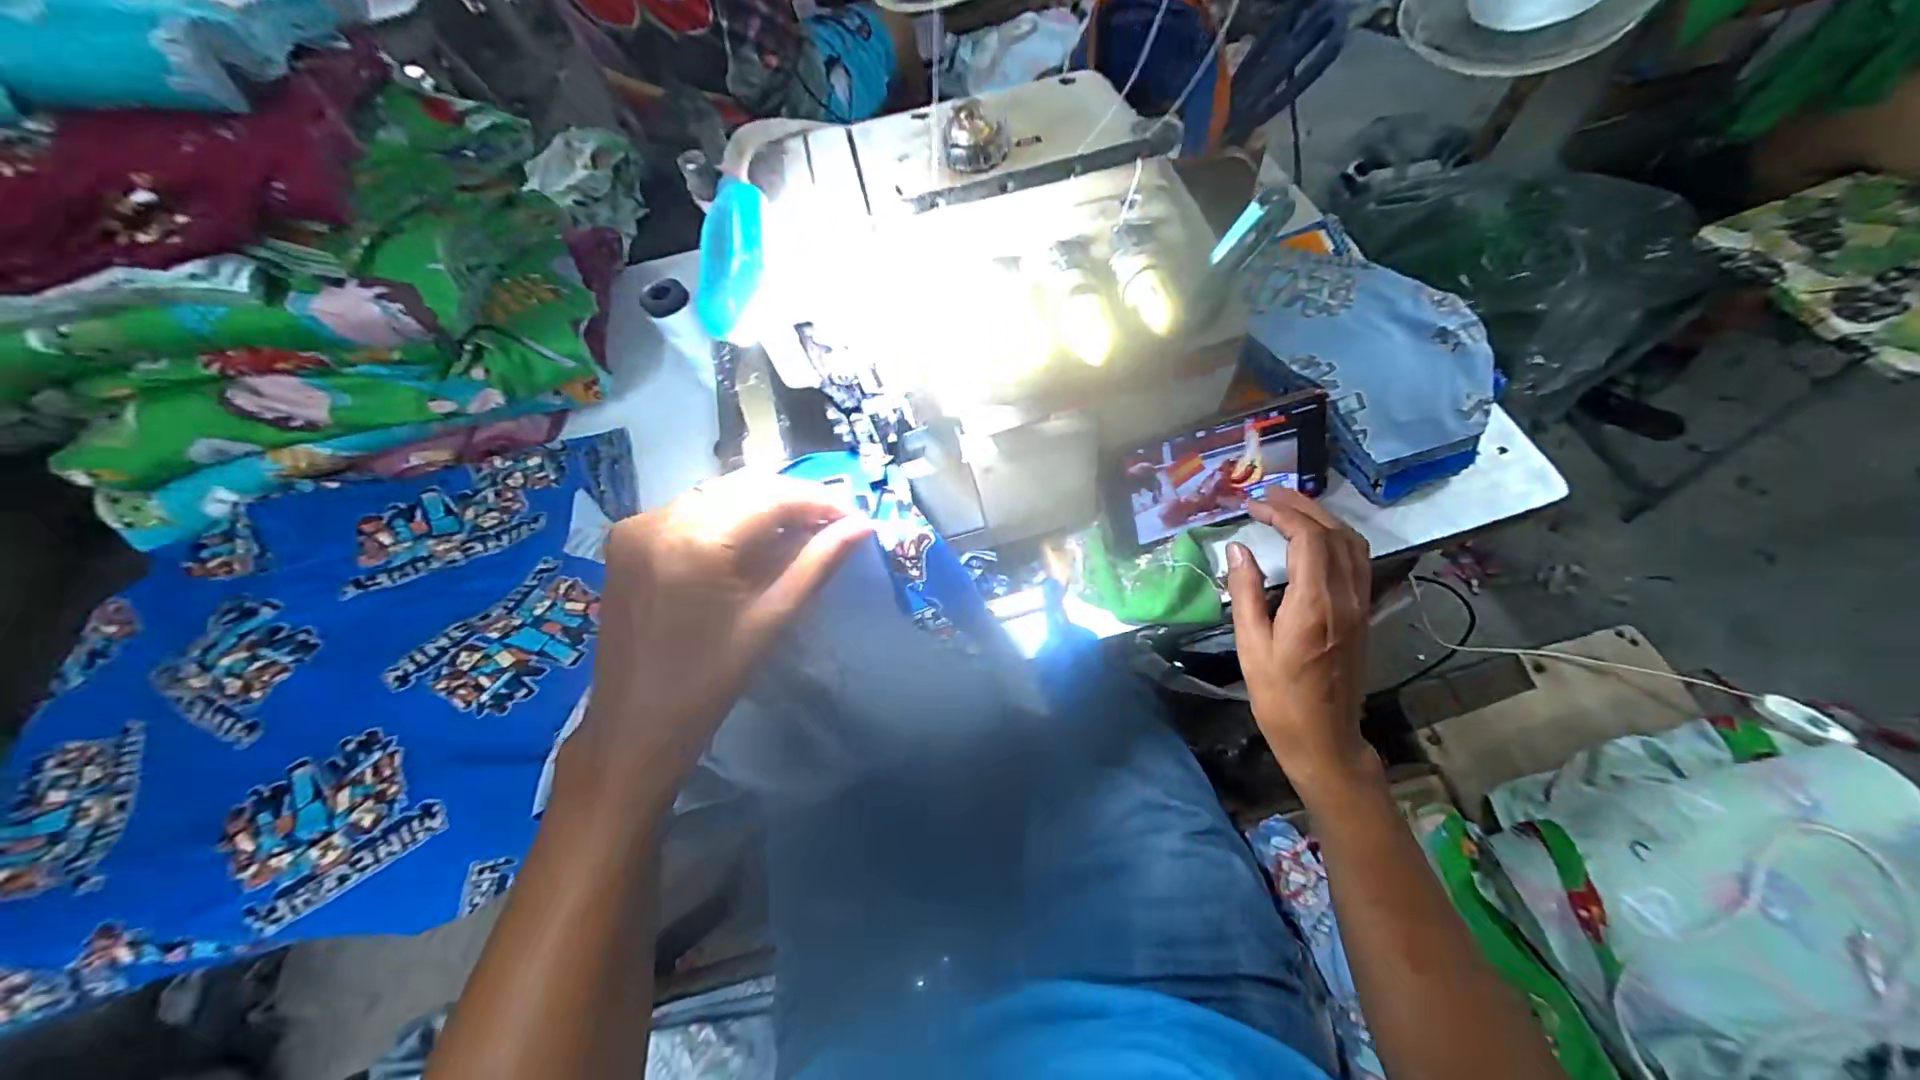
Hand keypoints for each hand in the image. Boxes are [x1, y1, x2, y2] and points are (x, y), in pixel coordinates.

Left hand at [568, 473, 872, 792]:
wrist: (634, 725)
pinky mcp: (627, 539)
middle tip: (833, 523)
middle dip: (793, 500)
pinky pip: (690, 510)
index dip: (819, 501)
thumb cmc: (710, 681)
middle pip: (743, 487)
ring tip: (800, 532)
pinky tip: (752, 541)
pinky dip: (728, 517)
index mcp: (697, 541)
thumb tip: (862, 526)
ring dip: (762, 505)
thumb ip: (818, 564)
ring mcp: (638, 525)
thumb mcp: (772, 619)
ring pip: (717, 494)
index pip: (772, 497)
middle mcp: (661, 518)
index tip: (855, 517)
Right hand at [1223, 488, 1375, 793]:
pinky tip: (1315, 540)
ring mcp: (1361, 605)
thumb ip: (1246, 593)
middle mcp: (1346, 598)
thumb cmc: (1279, 697)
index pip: (1308, 539)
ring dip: (1324, 519)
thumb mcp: (1251, 646)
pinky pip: (1358, 562)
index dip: (1281, 514)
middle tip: (1270, 494)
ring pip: (1353, 545)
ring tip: (1292, 508)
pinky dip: (1337, 539)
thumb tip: (1238, 549)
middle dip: (1303, 506)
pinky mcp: (1364, 614)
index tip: (1252, 507)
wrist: (1324, 737)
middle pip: (1335, 534)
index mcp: (1315, 605)